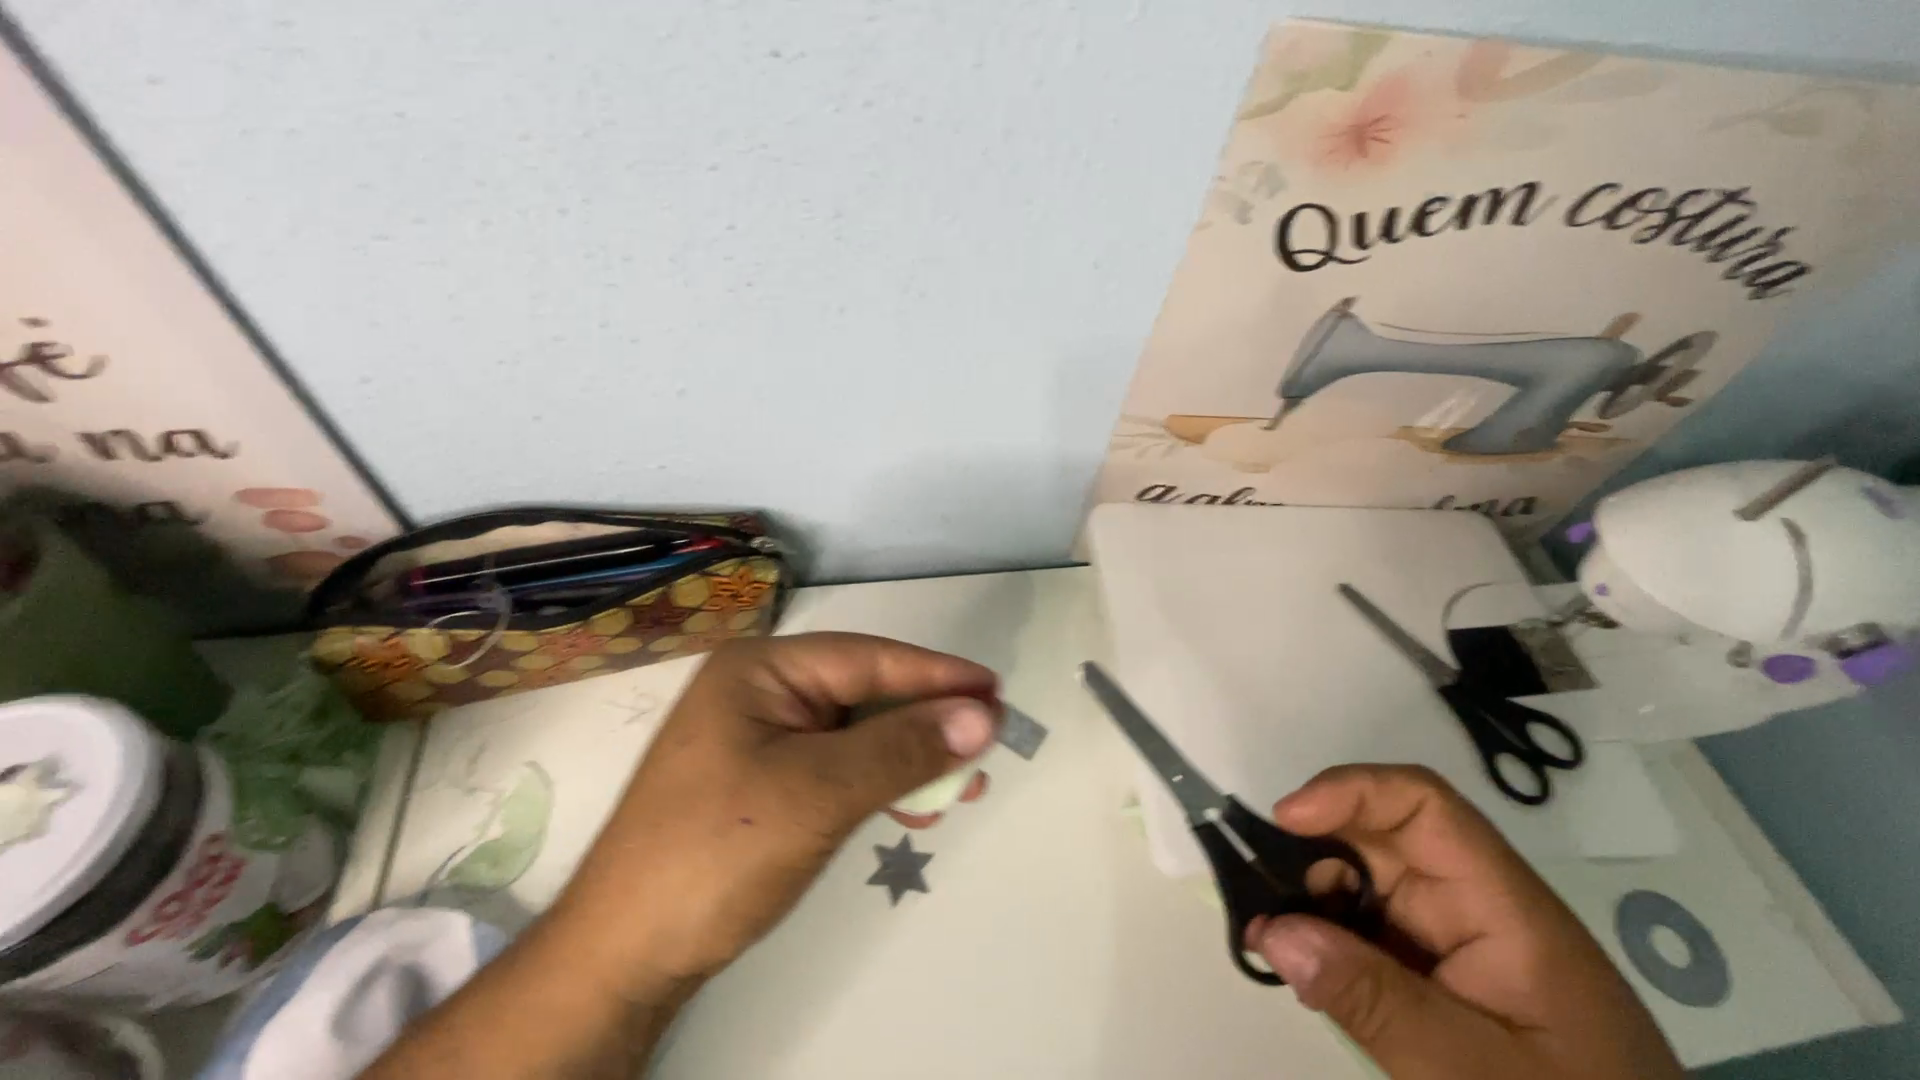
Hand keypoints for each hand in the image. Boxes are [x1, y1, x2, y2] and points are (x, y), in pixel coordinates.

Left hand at [550, 632, 1000, 997]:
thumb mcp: (819, 792)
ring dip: (906, 757)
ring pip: (854, 734)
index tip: (996, 693)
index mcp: (758, 670)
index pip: (866, 658)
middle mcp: (758, 692)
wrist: (627, 952)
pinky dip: (877, 783)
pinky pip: (836, 767)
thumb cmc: (719, 851)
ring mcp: (757, 740)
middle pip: (862, 693)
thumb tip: (984, 715)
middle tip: (985, 747)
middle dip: (924, 722)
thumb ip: (903, 749)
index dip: (936, 674)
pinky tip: (911, 806)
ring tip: (958, 787)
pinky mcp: (761, 784)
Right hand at [1247, 765, 1683, 1079]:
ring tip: (1269, 943)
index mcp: (1504, 908)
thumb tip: (1272, 931)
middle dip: (1312, 855)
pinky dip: (1327, 943)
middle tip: (1260, 907)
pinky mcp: (1441, 979)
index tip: (1283, 822)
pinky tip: (1304, 973)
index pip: (1424, 806)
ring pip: (1367, 887)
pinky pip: (1370, 935)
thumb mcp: (1472, 1071)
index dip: (1351, 792)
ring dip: (1312, 903)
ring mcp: (1457, 944)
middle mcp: (1476, 908)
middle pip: (1382, 841)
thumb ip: (1374, 1001)